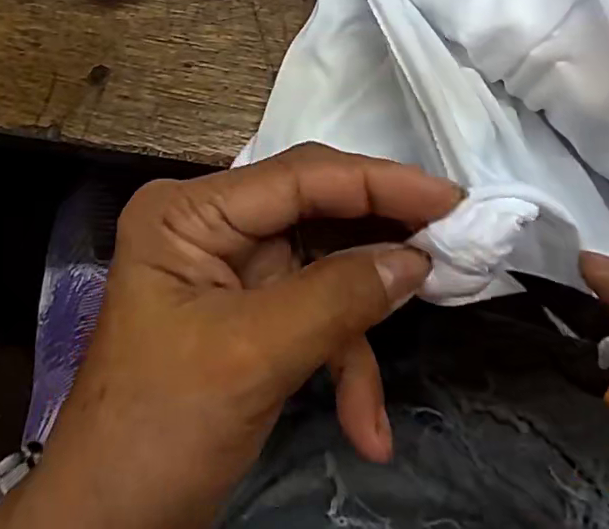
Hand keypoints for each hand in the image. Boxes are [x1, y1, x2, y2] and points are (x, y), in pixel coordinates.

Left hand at [0, 143, 463, 528]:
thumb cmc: (156, 432)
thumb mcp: (250, 358)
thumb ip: (336, 297)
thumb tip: (416, 258)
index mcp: (191, 211)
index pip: (300, 176)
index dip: (381, 183)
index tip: (450, 200)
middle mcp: (213, 223)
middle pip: (319, 211)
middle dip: (380, 243)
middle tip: (452, 251)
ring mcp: (235, 266)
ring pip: (327, 265)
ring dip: (365, 321)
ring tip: (412, 341)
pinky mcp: (253, 309)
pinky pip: (317, 313)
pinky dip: (346, 363)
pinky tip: (364, 424)